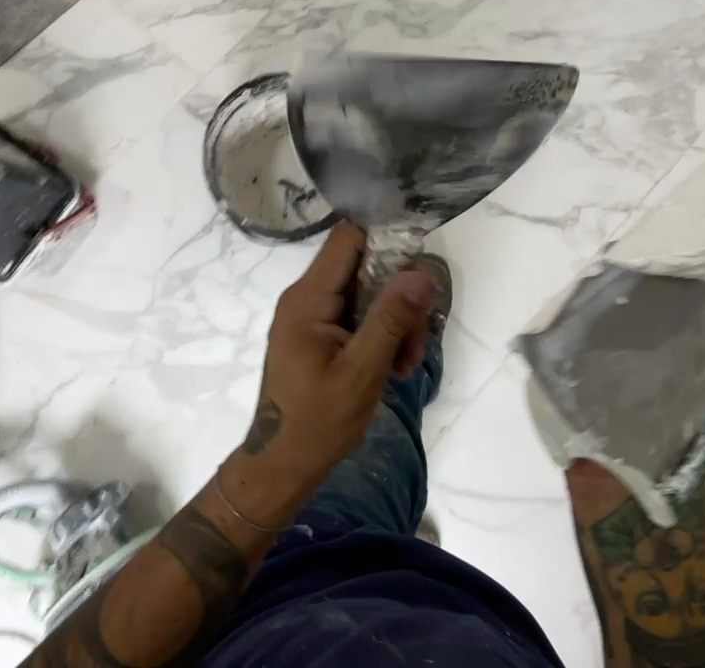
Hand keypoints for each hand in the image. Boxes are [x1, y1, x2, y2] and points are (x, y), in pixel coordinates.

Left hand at [220, 222, 436, 520]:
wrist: (283, 465)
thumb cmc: (318, 422)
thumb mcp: (362, 371)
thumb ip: (391, 319)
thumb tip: (421, 273)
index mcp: (309, 298)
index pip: (349, 238)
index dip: (387, 244)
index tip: (418, 275)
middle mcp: (307, 296)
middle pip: (365, 268)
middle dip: (399, 298)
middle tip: (417, 341)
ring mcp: (312, 315)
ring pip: (367, 294)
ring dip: (395, 322)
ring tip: (407, 364)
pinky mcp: (319, 333)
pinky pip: (358, 316)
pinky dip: (381, 335)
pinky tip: (394, 367)